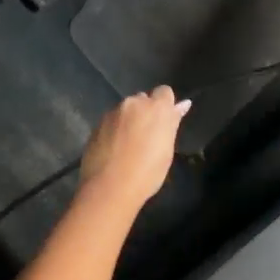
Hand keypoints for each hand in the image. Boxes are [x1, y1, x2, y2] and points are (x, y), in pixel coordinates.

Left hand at [80, 87, 191, 207]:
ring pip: (125, 111)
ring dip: (128, 121)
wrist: (109, 187)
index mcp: (156, 108)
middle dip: (145, 112)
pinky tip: (114, 150)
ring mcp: (112, 113)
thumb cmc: (147, 172)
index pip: (165, 92)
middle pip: (143, 99)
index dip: (165, 106)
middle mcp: (133, 103)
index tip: (163, 123)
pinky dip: (114, 130)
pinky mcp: (96, 124)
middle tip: (146, 137)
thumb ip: (172, 123)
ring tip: (128, 146)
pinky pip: (111, 122)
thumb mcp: (166, 150)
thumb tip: (182, 104)